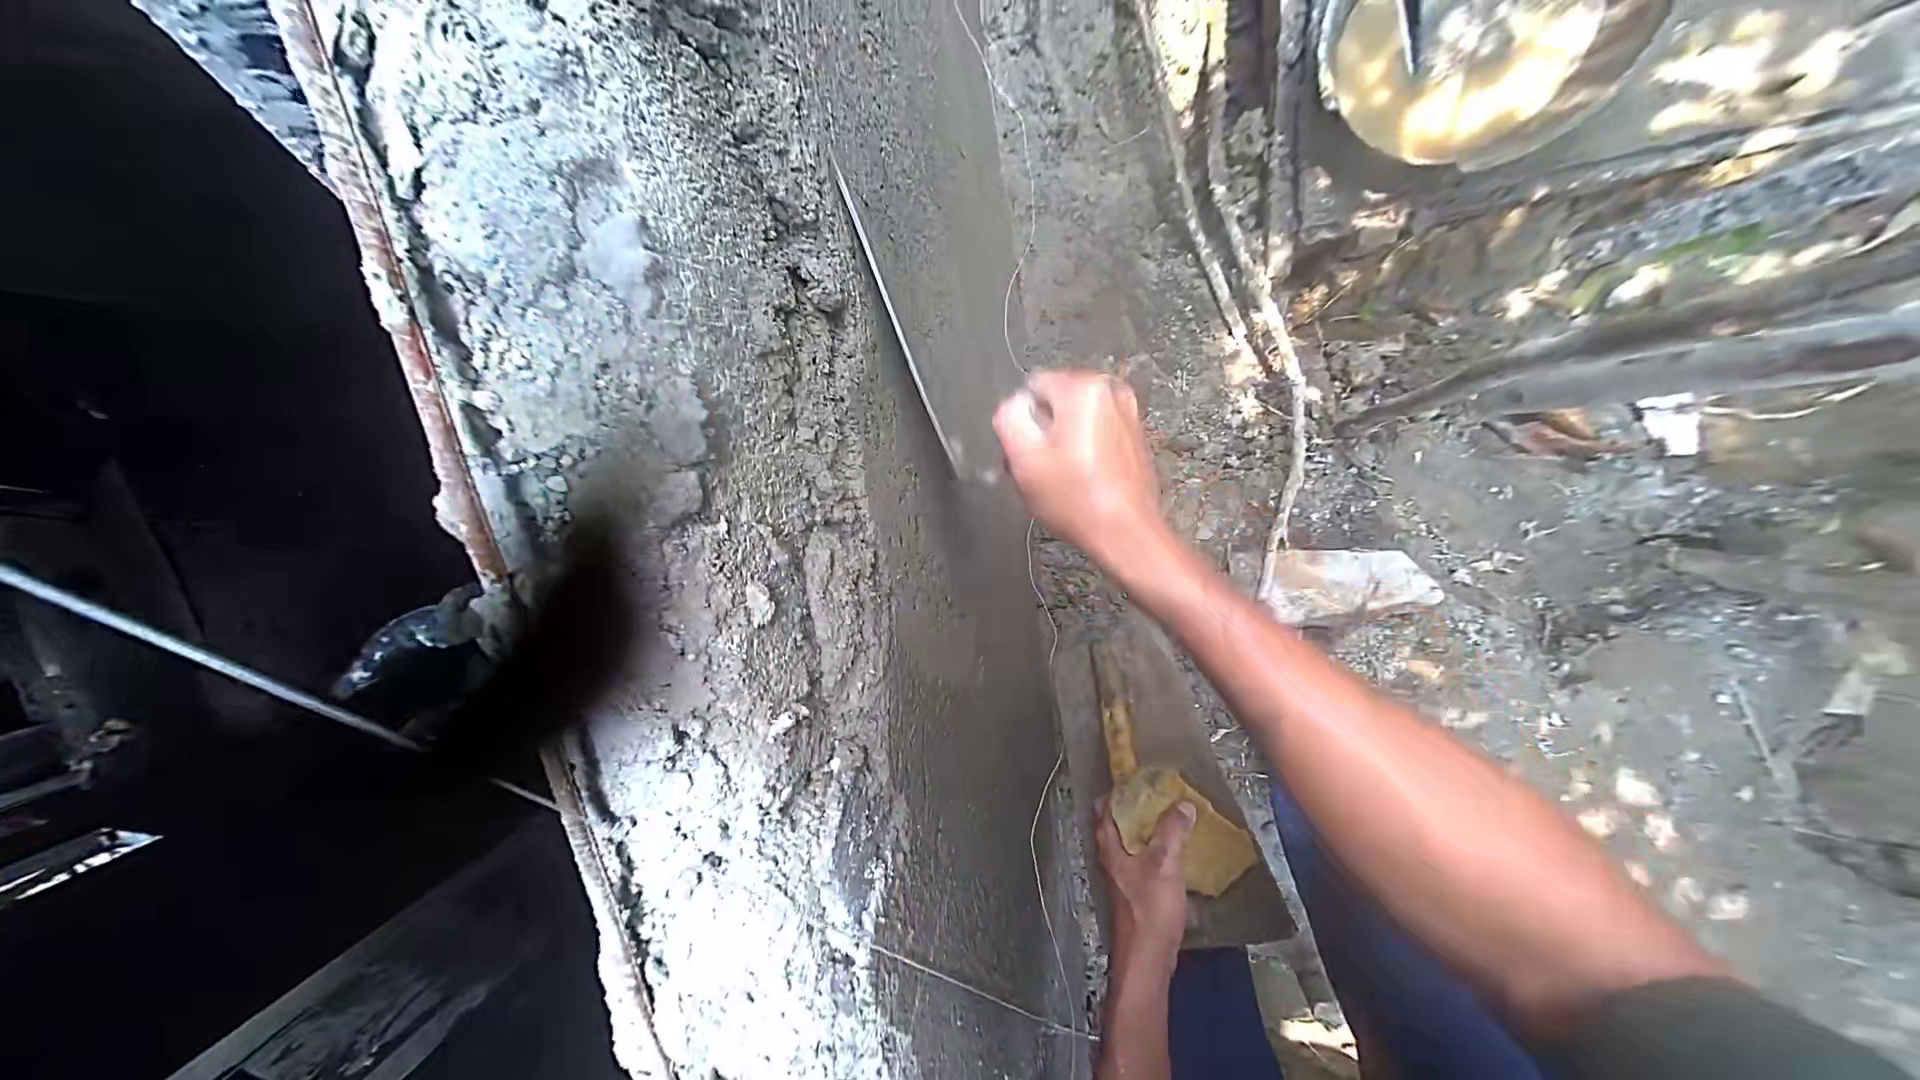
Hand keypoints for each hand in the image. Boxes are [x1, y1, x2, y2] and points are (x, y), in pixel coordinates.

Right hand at [993, 370, 1167, 570]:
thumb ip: (1008, 419)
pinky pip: (1093, 437)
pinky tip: (1078, 483)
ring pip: (1073, 422)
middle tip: (1039, 469)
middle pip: (1053, 404)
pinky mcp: (1131, 438)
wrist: (1125, 532)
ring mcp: (1125, 415)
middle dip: (1041, 433)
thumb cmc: (1082, 502)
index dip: (1021, 421)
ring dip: (1060, 447)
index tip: (1026, 450)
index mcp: (1083, 389)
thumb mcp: (1024, 458)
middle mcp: (1109, 394)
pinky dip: (1082, 455)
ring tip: (1059, 480)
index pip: (1031, 388)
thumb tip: (1012, 407)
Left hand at [1096, 796, 1194, 968]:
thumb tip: (1183, 804)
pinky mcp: (1134, 889)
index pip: (1106, 805)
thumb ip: (1172, 831)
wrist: (1146, 958)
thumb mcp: (1164, 863)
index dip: (1120, 788)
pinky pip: (1143, 858)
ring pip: (1131, 840)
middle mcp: (1110, 855)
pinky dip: (1155, 848)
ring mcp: (1121, 873)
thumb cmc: (1149, 908)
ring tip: (1173, 817)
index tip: (1141, 776)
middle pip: (1119, 821)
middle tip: (1162, 794)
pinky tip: (1176, 851)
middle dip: (1137, 806)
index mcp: (1109, 843)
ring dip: (1148, 828)